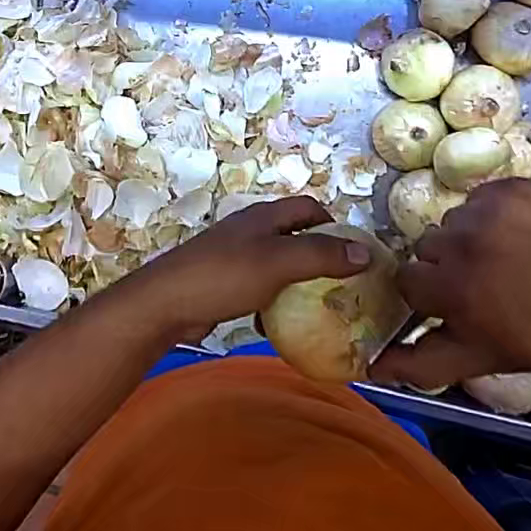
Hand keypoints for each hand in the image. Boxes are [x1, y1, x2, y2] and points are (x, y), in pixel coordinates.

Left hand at [119, 196, 371, 341]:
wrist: (166, 303)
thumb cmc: (224, 275)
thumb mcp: (279, 262)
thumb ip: (321, 255)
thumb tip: (364, 252)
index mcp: (264, 216)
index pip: (308, 207)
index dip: (334, 223)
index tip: (353, 252)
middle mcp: (251, 230)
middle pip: (294, 235)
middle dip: (318, 255)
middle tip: (342, 282)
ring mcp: (235, 256)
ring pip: (277, 263)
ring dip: (297, 280)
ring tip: (319, 306)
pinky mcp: (224, 282)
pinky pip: (260, 287)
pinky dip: (274, 300)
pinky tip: (279, 324)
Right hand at [370, 178, 530, 389]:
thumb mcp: (478, 358)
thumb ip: (420, 363)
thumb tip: (371, 368)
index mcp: (452, 287)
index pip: (408, 278)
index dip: (429, 292)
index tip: (454, 300)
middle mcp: (465, 241)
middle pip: (429, 246)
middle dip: (448, 264)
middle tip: (485, 281)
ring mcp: (492, 209)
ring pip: (455, 219)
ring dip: (470, 237)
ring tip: (508, 258)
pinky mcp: (516, 187)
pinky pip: (483, 196)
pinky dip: (495, 213)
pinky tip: (522, 235)